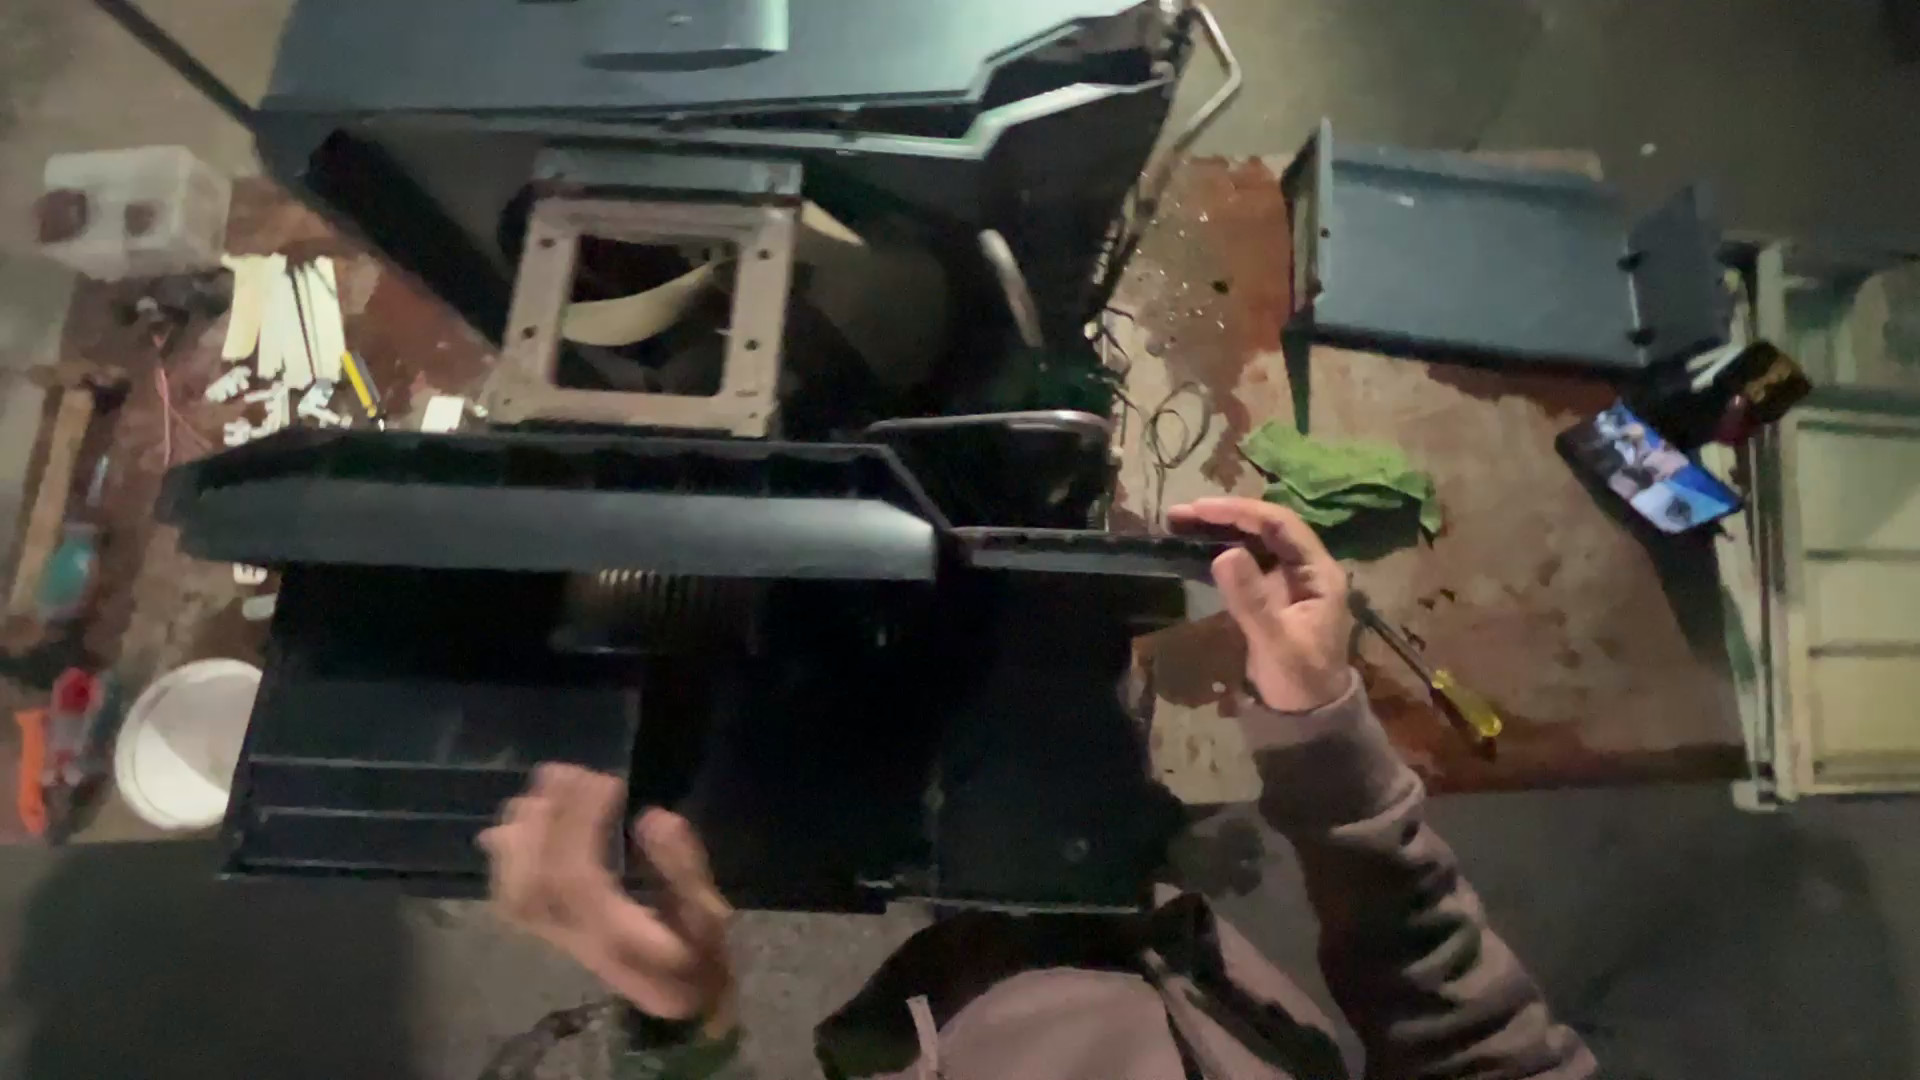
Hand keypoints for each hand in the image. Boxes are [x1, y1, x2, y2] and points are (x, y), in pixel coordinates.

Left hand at [479, 765, 734, 1034]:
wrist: (676, 1000)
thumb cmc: (698, 953)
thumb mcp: (709, 915)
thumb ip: (684, 868)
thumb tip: (653, 816)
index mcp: (614, 933)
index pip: (581, 879)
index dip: (585, 826)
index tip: (611, 780)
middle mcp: (574, 938)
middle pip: (538, 882)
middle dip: (548, 821)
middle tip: (567, 770)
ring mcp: (556, 937)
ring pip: (516, 891)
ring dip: (522, 834)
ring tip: (539, 787)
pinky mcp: (551, 932)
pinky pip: (511, 899)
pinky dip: (505, 858)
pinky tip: (510, 825)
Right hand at [1169, 496, 1353, 711]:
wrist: (1309, 713)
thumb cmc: (1299, 678)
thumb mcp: (1275, 641)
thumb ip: (1252, 599)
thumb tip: (1223, 552)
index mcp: (1318, 572)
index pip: (1280, 525)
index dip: (1240, 511)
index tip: (1200, 509)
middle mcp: (1305, 567)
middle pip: (1266, 526)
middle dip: (1224, 515)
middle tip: (1179, 513)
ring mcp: (1288, 579)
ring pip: (1254, 540)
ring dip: (1219, 528)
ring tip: (1180, 523)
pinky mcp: (1271, 592)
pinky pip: (1246, 559)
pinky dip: (1220, 547)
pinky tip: (1195, 546)